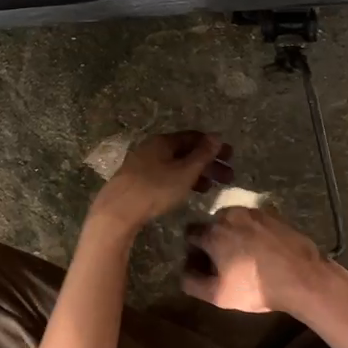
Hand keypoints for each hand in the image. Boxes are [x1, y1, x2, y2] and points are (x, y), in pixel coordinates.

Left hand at [89, 131, 232, 232]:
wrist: (117, 211)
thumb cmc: (155, 189)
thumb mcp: (185, 172)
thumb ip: (202, 155)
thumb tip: (216, 136)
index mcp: (163, 141)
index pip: (194, 137)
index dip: (214, 146)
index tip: (230, 157)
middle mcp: (151, 148)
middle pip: (185, 152)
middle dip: (208, 163)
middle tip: (228, 177)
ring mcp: (142, 165)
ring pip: (175, 165)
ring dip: (196, 174)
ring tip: (210, 189)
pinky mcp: (136, 181)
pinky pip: (165, 175)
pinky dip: (180, 182)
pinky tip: (186, 193)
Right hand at [181, 206, 339, 314]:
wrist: (301, 276)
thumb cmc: (255, 287)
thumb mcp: (218, 295)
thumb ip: (193, 283)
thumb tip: (183, 273)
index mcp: (213, 232)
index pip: (190, 233)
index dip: (193, 249)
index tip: (202, 263)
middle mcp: (231, 215)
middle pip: (213, 225)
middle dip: (214, 239)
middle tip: (225, 261)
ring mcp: (255, 212)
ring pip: (235, 220)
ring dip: (234, 233)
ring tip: (245, 255)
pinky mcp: (274, 214)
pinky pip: (255, 221)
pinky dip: (253, 231)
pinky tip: (263, 249)